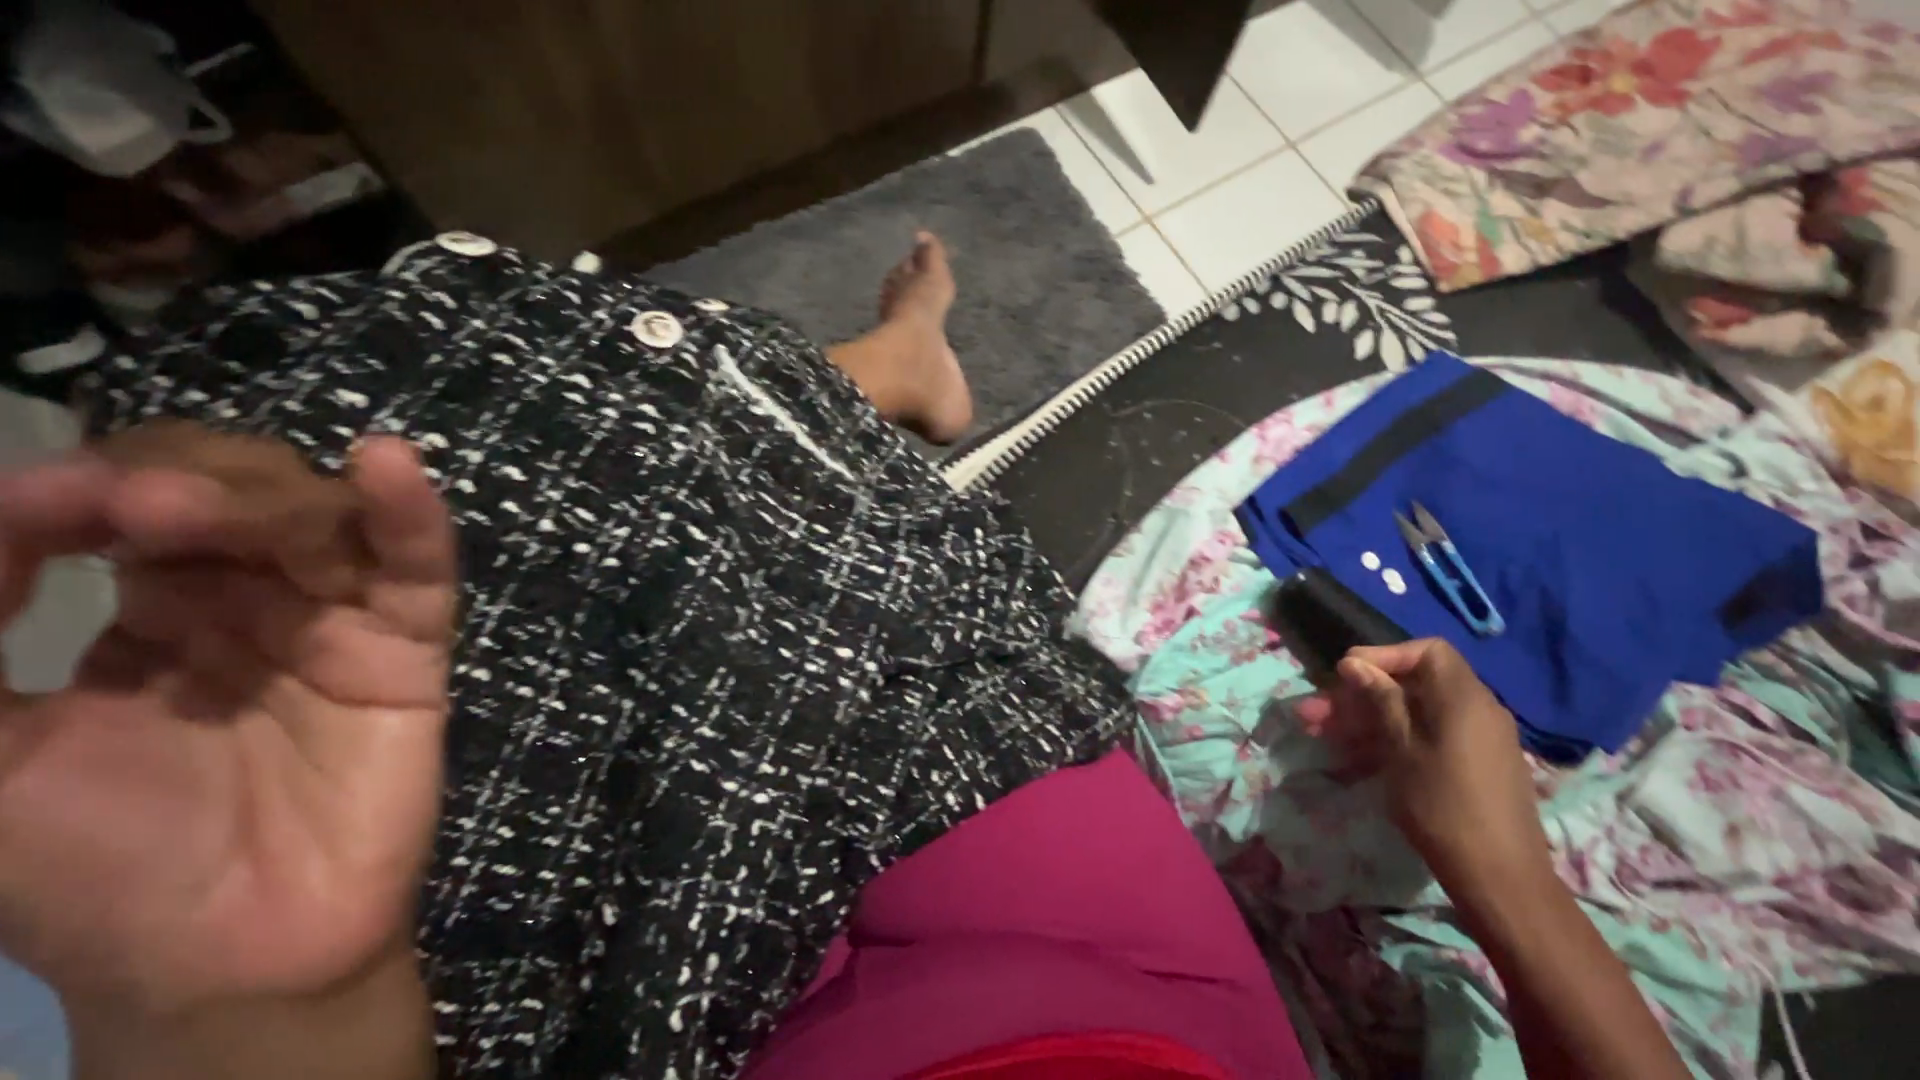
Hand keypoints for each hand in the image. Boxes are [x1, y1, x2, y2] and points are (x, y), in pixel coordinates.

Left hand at [0, 421, 455, 1017]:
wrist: (230, 956)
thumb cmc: (93, 869)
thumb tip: (8, 518)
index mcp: (159, 607)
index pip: (132, 508)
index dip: (84, 488)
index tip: (41, 505)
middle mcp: (258, 596)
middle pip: (238, 490)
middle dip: (183, 481)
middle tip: (131, 509)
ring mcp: (341, 617)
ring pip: (322, 515)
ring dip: (266, 495)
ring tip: (200, 512)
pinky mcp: (410, 649)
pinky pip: (422, 568)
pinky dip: (412, 514)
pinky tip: (390, 465)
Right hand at [1298, 639, 1551, 893]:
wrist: (1500, 876)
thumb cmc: (1443, 805)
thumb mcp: (1401, 749)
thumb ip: (1381, 701)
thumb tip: (1356, 663)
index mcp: (1464, 698)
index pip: (1427, 651)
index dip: (1384, 656)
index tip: (1345, 674)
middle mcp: (1476, 709)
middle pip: (1413, 684)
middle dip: (1360, 695)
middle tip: (1314, 713)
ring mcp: (1476, 739)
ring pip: (1414, 714)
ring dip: (1367, 720)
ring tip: (1320, 735)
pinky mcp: (1472, 765)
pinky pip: (1427, 736)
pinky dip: (1391, 739)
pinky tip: (1353, 757)